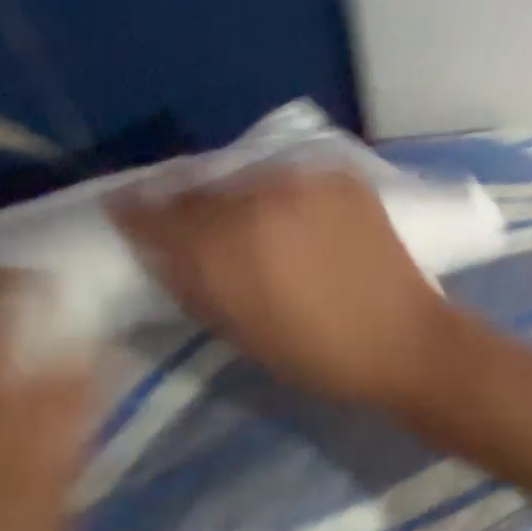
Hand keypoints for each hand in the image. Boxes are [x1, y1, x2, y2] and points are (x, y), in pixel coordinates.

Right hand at [107, 168, 463, 410]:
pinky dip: (282, 193)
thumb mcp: (239, 333)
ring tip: (246, 221)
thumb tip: (166, 253)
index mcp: (221, 246)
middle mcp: (253, 199)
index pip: (153, 214)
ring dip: (236, 197)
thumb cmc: (319, 356)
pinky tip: (293, 217)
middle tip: (192, 228)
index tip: (126, 218)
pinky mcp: (339, 175)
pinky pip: (291, 176)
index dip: (134, 216)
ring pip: (245, 178)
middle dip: (187, 208)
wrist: (405, 341)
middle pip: (198, 190)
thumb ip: (193, 285)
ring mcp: (300, 179)